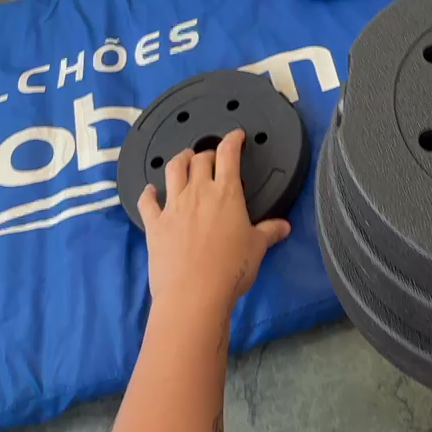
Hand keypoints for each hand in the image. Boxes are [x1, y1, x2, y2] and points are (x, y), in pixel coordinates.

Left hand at [138, 130, 291, 318]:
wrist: (193, 294)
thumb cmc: (231, 268)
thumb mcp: (257, 248)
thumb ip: (269, 232)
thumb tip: (285, 226)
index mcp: (226, 192)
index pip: (228, 155)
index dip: (232, 140)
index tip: (236, 137)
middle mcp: (198, 192)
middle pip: (199, 159)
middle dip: (206, 152)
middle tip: (211, 158)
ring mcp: (173, 206)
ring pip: (173, 171)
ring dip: (179, 161)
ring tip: (184, 159)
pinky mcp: (154, 224)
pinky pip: (147, 201)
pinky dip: (148, 193)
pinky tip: (150, 191)